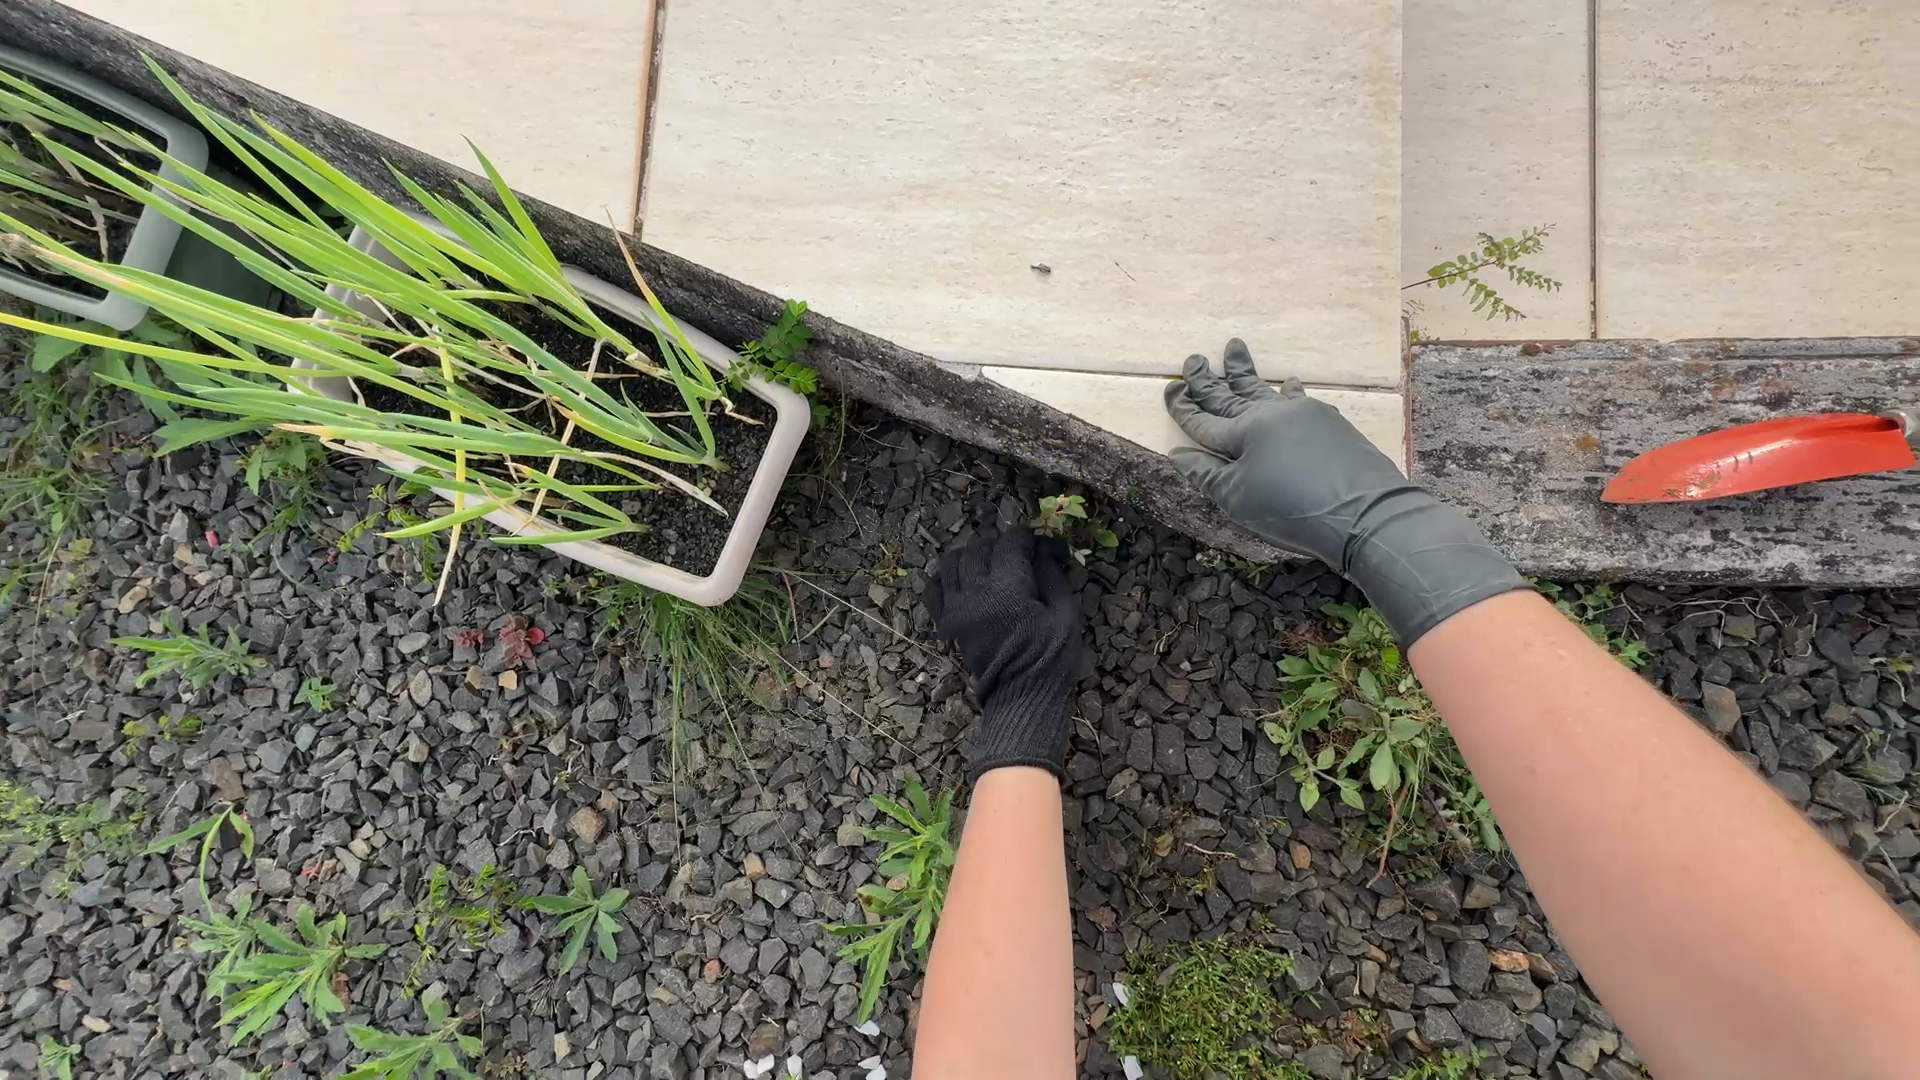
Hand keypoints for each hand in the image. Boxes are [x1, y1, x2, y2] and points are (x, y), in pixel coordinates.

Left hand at [923, 528, 1083, 782]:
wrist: (1022, 698)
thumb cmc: (1050, 659)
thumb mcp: (1065, 615)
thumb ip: (1053, 576)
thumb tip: (1045, 550)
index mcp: (1007, 590)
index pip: (1011, 543)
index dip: (1028, 538)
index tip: (1041, 545)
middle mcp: (974, 593)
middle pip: (979, 548)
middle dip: (1000, 545)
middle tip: (1019, 555)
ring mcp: (955, 607)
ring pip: (952, 561)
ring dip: (972, 555)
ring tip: (991, 564)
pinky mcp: (947, 622)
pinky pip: (934, 589)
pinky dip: (945, 577)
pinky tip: (964, 579)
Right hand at [1163, 338, 1527, 645]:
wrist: (1364, 511)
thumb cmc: (1290, 508)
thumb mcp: (1237, 498)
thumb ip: (1206, 473)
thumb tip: (1178, 452)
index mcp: (1242, 433)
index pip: (1203, 420)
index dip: (1184, 407)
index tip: (1169, 387)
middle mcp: (1269, 415)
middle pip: (1231, 395)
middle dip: (1208, 379)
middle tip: (1194, 358)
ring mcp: (1302, 414)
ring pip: (1264, 389)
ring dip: (1245, 371)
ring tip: (1234, 346)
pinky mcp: (1328, 422)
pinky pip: (1298, 398)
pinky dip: (1288, 390)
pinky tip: (1289, 381)